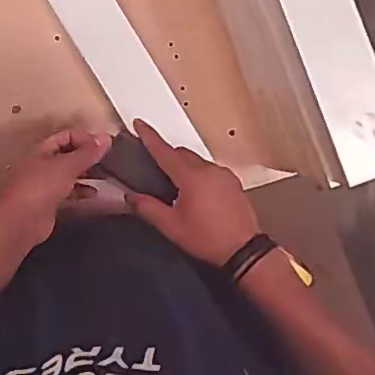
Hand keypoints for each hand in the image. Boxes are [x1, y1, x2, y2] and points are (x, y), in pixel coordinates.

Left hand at [0, 127, 112, 250]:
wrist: (22, 222)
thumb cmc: (41, 187)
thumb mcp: (67, 166)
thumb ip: (87, 153)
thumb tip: (106, 137)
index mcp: (43, 150)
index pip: (66, 135)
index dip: (85, 138)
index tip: (103, 145)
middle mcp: (43, 165)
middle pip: (68, 154)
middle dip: (87, 156)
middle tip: (108, 160)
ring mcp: (45, 184)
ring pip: (69, 174)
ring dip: (86, 173)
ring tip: (105, 176)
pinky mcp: (49, 202)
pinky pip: (68, 191)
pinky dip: (81, 191)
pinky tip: (93, 194)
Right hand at [125, 119, 259, 265]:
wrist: (243, 250)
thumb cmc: (209, 239)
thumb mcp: (172, 226)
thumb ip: (148, 208)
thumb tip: (131, 197)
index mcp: (190, 177)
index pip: (164, 150)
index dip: (149, 136)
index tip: (140, 124)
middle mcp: (208, 170)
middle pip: (181, 153)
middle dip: (167, 155)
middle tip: (154, 167)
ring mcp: (223, 174)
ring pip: (197, 161)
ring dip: (184, 166)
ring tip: (176, 188)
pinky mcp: (232, 181)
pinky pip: (210, 169)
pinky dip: (199, 174)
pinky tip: (196, 193)